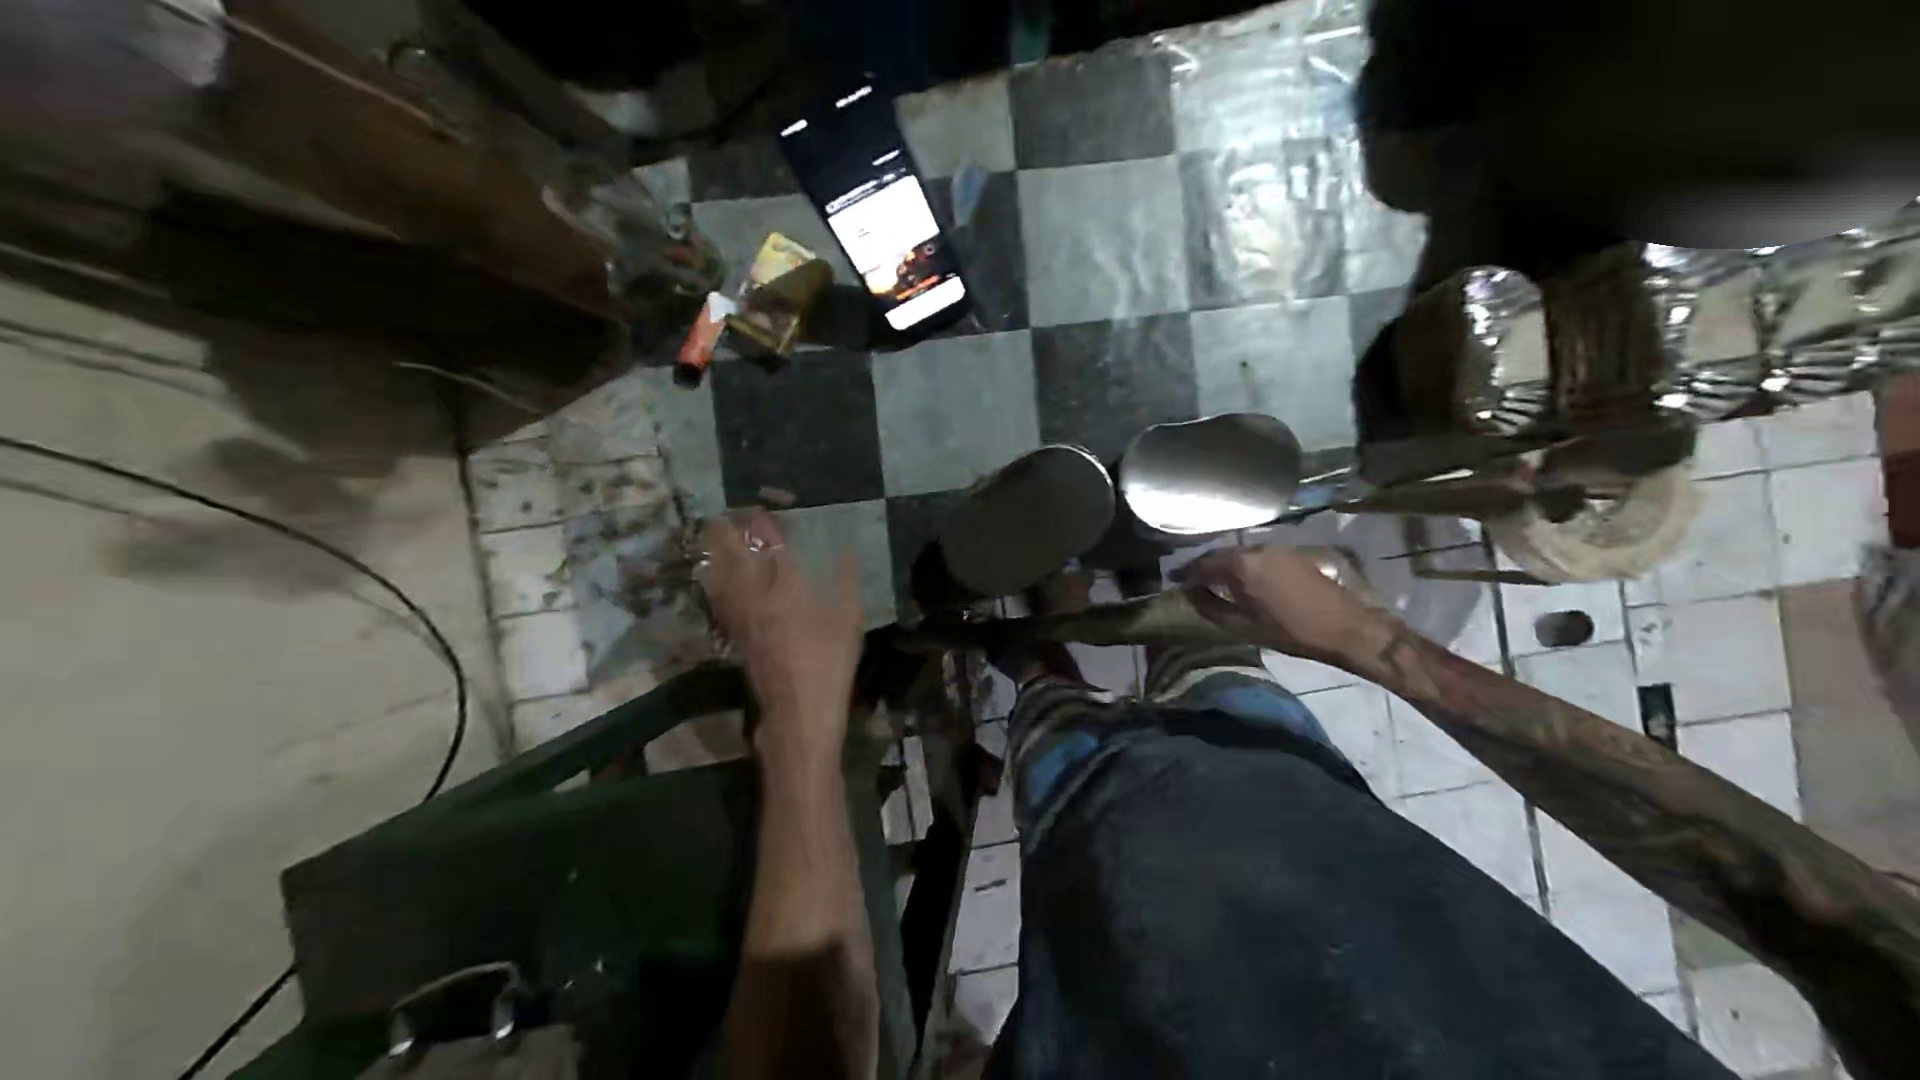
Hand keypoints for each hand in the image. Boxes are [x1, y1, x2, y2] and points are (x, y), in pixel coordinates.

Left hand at [701, 510, 863, 775]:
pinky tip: (713, 579)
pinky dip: (715, 583)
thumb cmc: (830, 661)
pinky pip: (720, 601)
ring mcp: (743, 618)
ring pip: (722, 579)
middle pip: (736, 560)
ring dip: (715, 556)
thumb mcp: (849, 619)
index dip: (764, 528)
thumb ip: (847, 582)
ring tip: (710, 539)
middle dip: (727, 535)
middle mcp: (758, 598)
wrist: (799, 708)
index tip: (759, 510)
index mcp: (788, 590)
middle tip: (719, 516)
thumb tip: (848, 553)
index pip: (772, 549)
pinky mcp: (737, 636)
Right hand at [1181, 544, 1400, 668]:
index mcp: (1242, 565)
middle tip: (1194, 582)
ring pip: (1241, 554)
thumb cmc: (1292, 632)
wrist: (1345, 628)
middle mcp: (1258, 549)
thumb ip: (1213, 609)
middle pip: (1222, 554)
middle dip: (1206, 567)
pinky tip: (1246, 581)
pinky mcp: (1294, 555)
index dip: (1188, 574)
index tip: (1177, 583)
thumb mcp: (1244, 626)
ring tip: (1218, 582)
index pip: (1203, 564)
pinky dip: (1246, 565)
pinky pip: (1259, 556)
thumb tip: (1192, 597)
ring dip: (1227, 565)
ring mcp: (1278, 549)